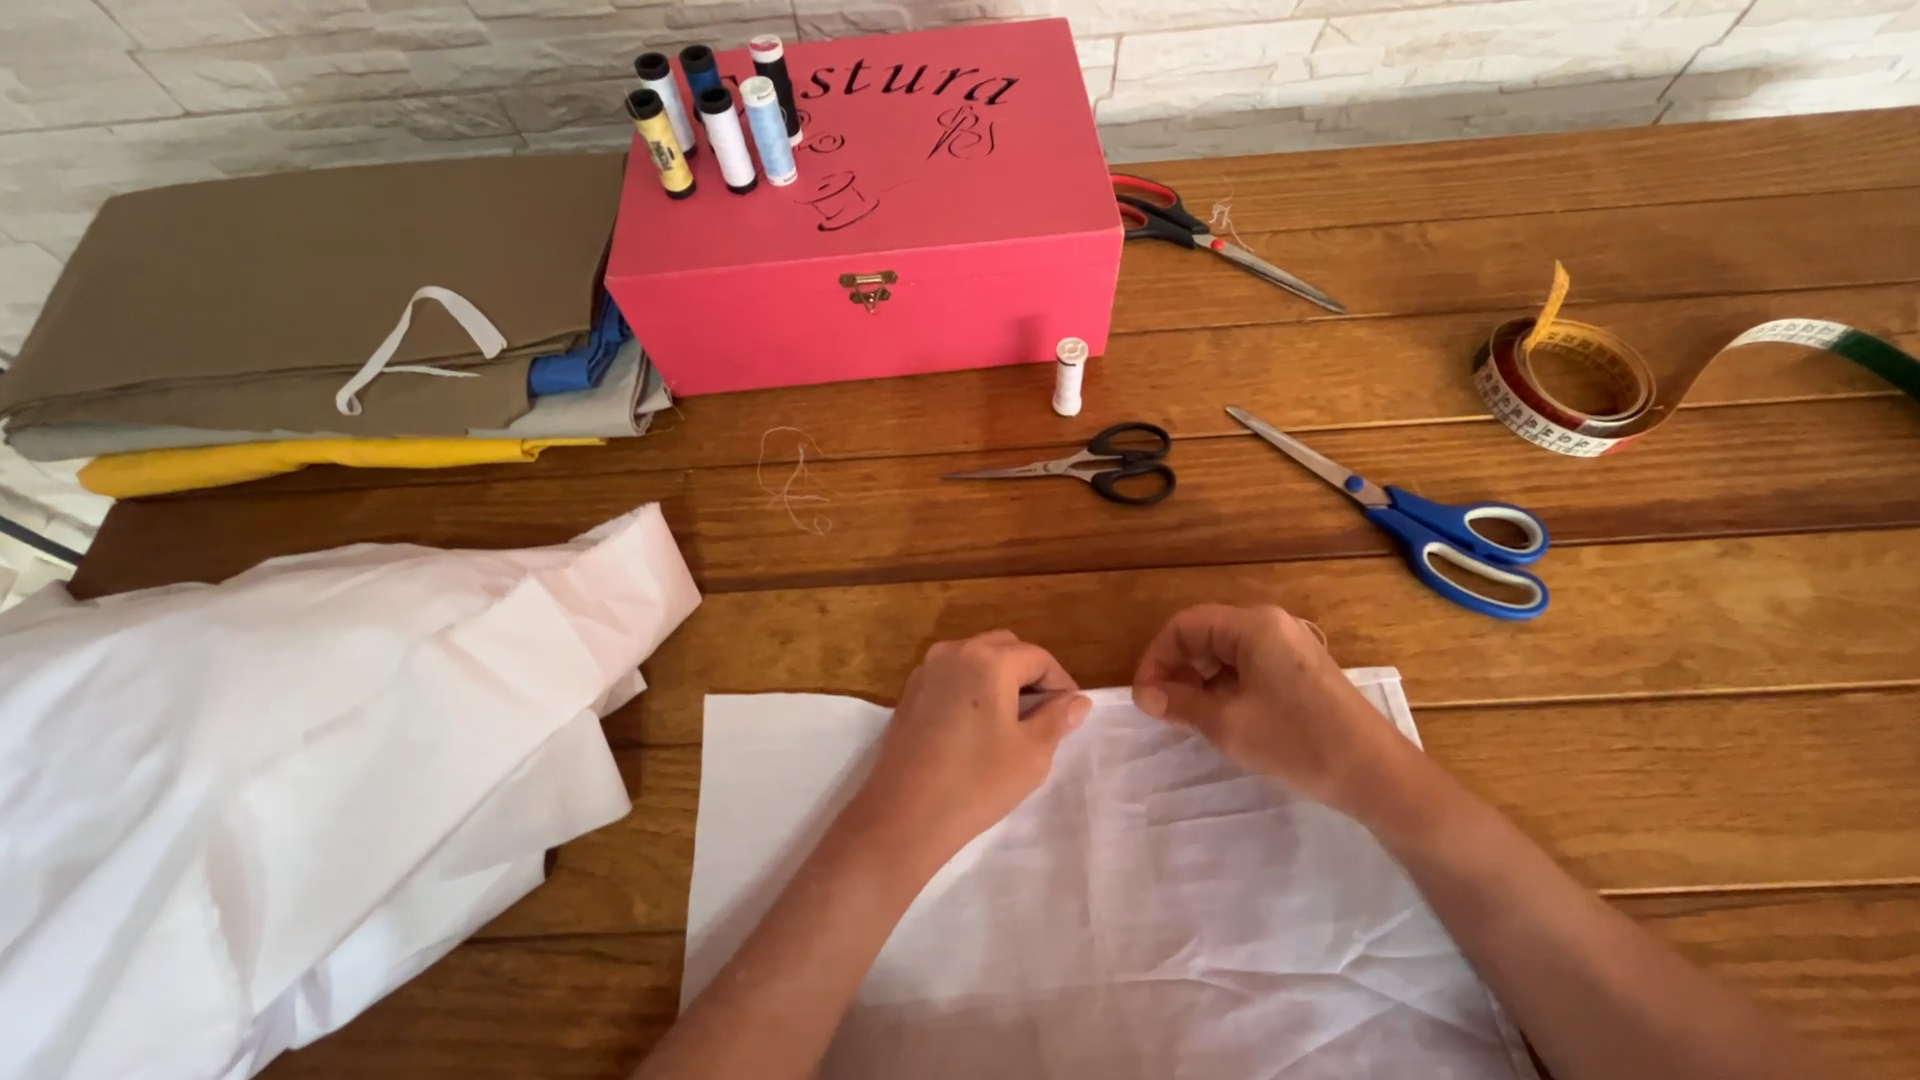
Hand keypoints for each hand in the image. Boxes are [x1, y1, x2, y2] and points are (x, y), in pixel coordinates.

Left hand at [843, 631, 1090, 868]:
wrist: (904, 815)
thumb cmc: (976, 782)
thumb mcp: (1031, 753)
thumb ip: (1057, 719)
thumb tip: (1076, 701)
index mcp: (987, 660)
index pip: (1037, 657)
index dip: (1060, 682)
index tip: (1069, 713)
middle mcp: (954, 653)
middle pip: (1004, 648)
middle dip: (1029, 673)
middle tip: (1044, 713)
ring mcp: (926, 671)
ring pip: (975, 658)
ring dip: (999, 678)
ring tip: (1012, 720)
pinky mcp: (909, 693)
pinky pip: (951, 676)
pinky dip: (972, 687)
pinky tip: (977, 726)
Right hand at [1131, 604, 1417, 817]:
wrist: (1375, 773)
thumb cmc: (1297, 742)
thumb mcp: (1227, 724)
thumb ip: (1180, 703)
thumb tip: (1144, 694)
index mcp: (1253, 626)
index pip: (1184, 625)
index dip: (1156, 658)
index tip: (1144, 697)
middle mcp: (1271, 625)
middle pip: (1205, 635)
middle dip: (1176, 668)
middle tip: (1162, 709)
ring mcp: (1290, 647)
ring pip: (1226, 653)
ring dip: (1199, 680)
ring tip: (1189, 717)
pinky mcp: (1301, 671)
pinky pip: (1249, 666)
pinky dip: (1225, 687)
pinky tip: (1222, 718)